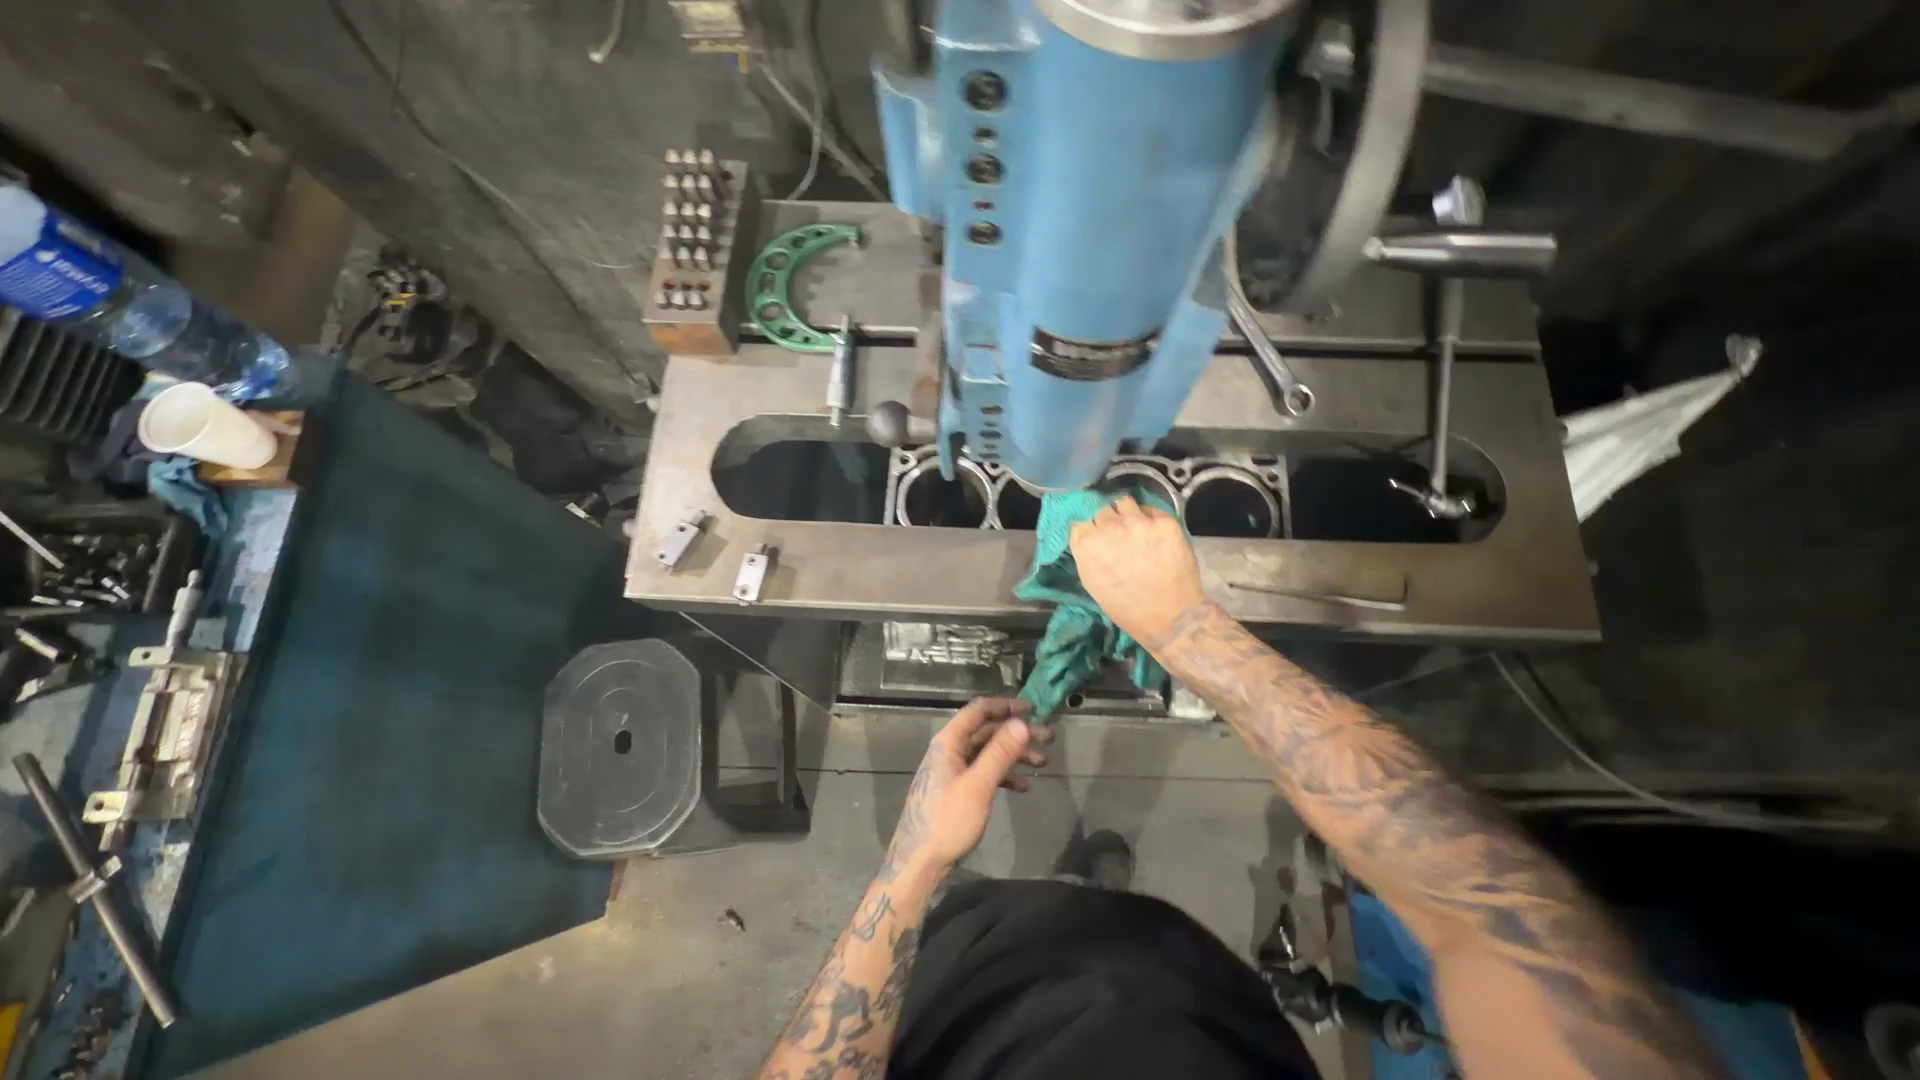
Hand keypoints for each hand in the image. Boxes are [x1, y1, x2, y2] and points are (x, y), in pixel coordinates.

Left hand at [882, 697, 1050, 880]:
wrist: (920, 861)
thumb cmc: (947, 821)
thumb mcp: (977, 786)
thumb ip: (999, 753)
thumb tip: (1021, 723)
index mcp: (948, 742)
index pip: (978, 710)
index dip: (1006, 705)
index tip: (1033, 709)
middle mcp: (949, 751)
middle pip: (986, 731)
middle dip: (1017, 733)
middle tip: (1049, 738)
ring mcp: (952, 771)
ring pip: (987, 753)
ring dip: (1014, 755)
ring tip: (1043, 762)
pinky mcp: (956, 790)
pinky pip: (983, 773)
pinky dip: (1003, 775)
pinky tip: (1022, 786)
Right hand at [1069, 495, 1211, 642]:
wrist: (1170, 616)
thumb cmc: (1126, 608)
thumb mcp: (1092, 583)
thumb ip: (1087, 554)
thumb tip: (1089, 538)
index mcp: (1087, 543)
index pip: (1080, 521)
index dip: (1089, 530)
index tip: (1096, 538)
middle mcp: (1109, 526)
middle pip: (1101, 509)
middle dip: (1107, 521)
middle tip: (1117, 535)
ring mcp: (1138, 521)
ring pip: (1125, 503)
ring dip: (1127, 514)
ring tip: (1135, 528)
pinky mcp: (1164, 521)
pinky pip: (1151, 510)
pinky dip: (1150, 519)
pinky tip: (1154, 535)